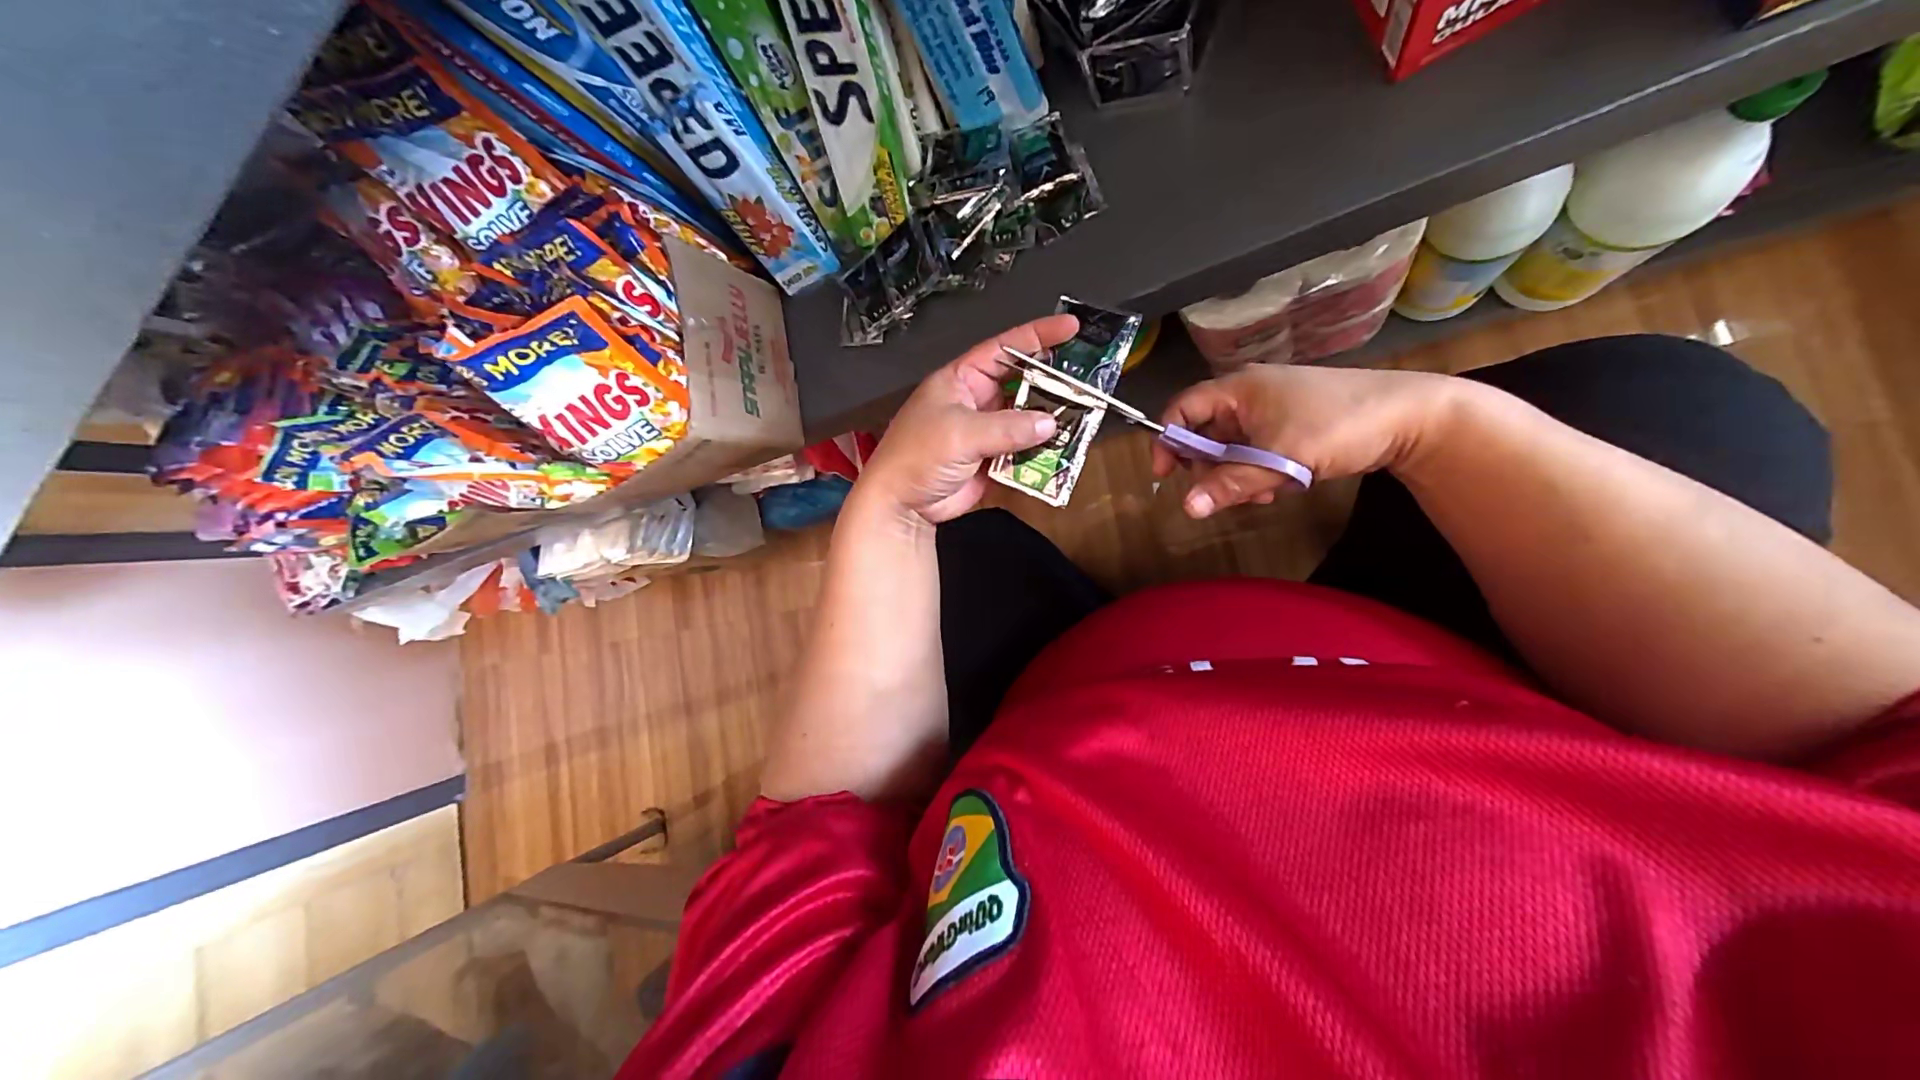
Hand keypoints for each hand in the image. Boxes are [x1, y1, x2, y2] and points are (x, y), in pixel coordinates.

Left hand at [856, 314, 1081, 523]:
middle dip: (1052, 384)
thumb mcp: (961, 433)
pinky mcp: (991, 459)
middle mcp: (976, 400)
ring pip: (1027, 419)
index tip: (1071, 327)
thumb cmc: (917, 456)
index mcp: (961, 379)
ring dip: (1050, 422)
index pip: (1004, 349)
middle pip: (1023, 384)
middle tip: (1087, 382)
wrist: (901, 505)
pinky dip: (1041, 453)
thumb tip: (1050, 423)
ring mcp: (985, 431)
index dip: (1038, 336)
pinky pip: (1024, 451)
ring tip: (1082, 419)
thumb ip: (1008, 427)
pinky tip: (1062, 452)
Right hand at [1152, 364, 1460, 518]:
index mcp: (1238, 388)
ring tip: (1264, 493)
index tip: (1167, 475)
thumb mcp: (1279, 459)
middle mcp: (1248, 395)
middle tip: (1226, 493)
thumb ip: (1230, 483)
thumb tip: (1185, 508)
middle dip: (1211, 468)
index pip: (1182, 409)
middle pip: (1204, 433)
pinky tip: (1280, 488)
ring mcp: (1270, 410)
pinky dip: (1259, 472)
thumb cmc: (1338, 425)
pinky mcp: (1289, 426)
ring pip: (1231, 448)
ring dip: (1238, 476)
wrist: (1411, 418)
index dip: (1168, 441)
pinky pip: (1255, 452)